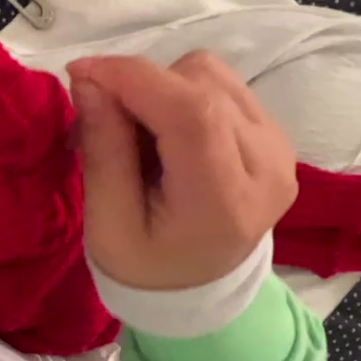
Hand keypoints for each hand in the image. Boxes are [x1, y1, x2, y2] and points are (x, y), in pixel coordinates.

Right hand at [68, 51, 296, 290]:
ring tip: (135, 133)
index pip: (190, 113)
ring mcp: (279, 146)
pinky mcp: (275, 133)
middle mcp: (268, 164)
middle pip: (199, 84)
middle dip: (137, 88)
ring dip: (159, 89)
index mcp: (223, 200)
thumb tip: (89, 81)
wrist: (195, 287)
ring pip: (211, 74)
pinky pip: (221, 85)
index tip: (81, 73)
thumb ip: (103, 151)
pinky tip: (163, 134)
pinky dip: (179, 95)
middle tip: (100, 122)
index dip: (133, 79)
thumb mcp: (107, 223)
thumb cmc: (143, 264)